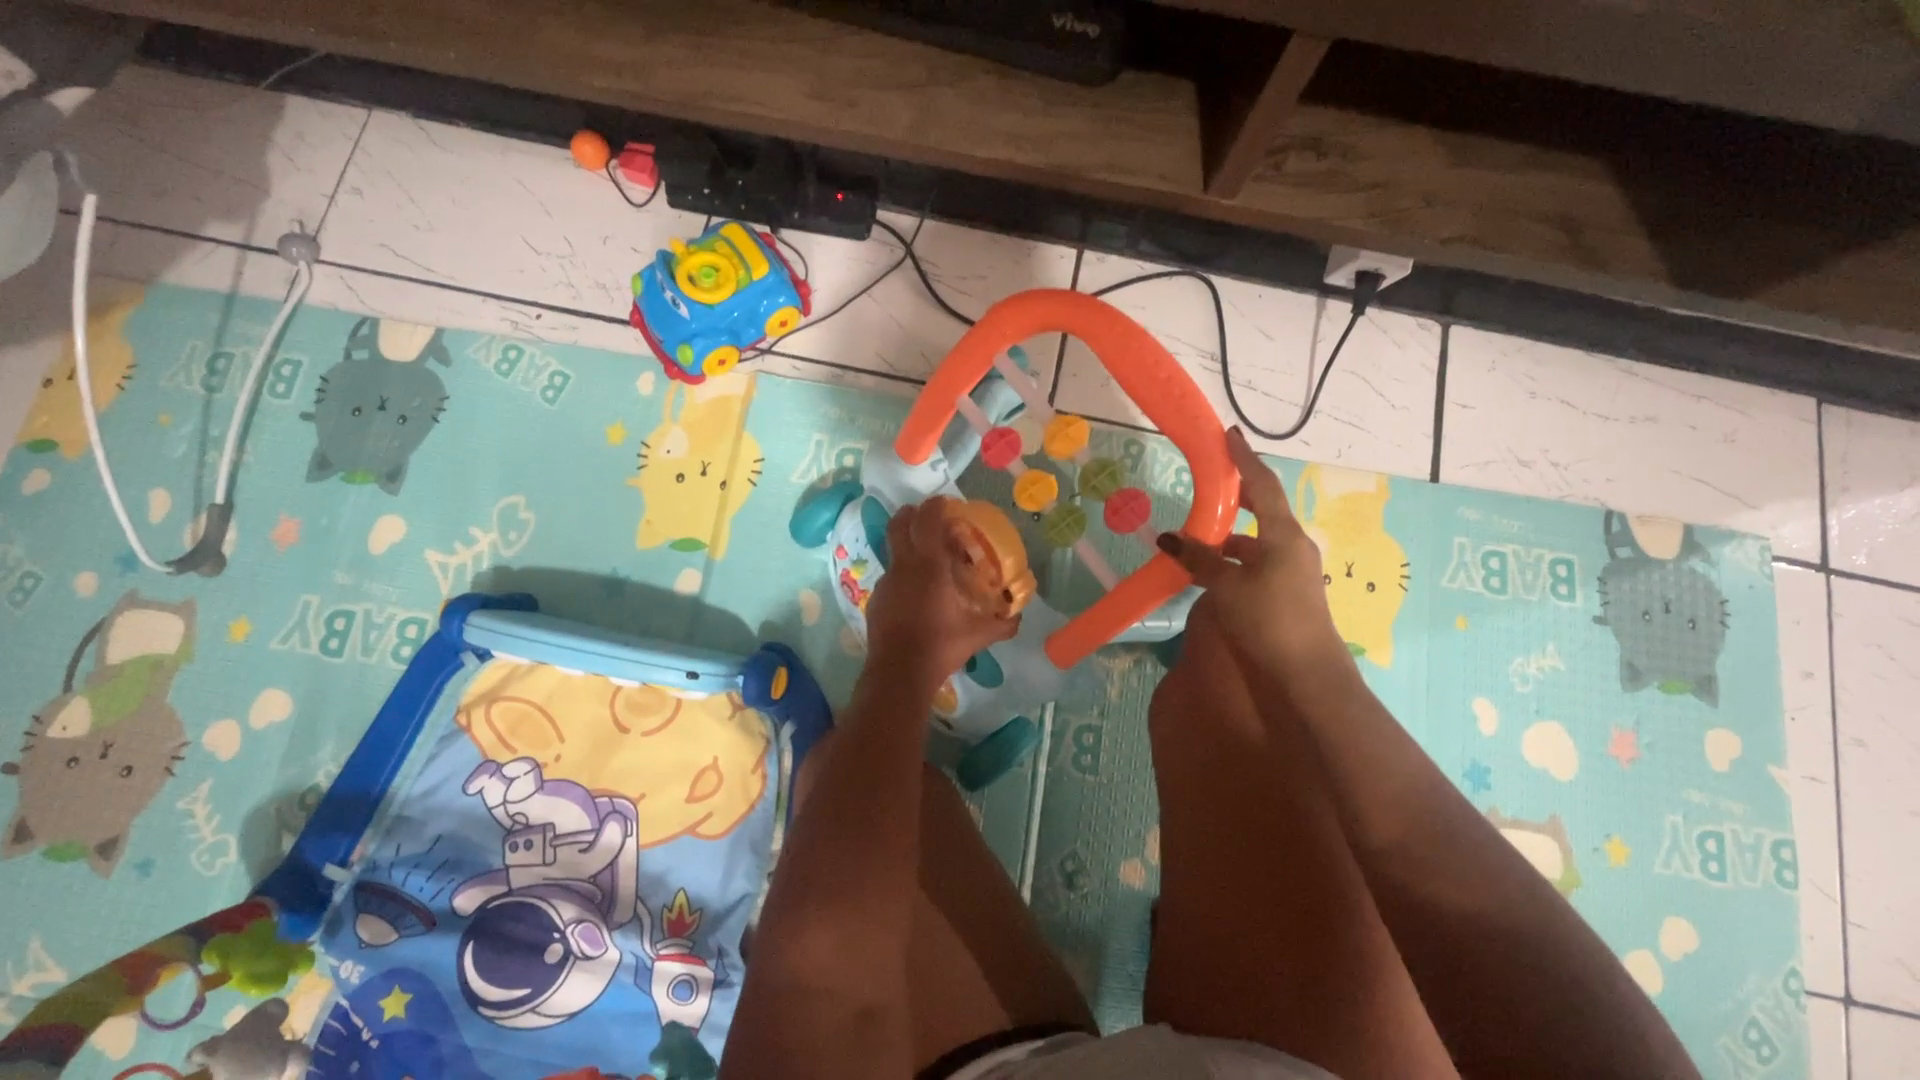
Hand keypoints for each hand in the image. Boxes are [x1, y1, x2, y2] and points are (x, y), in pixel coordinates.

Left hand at [864, 497, 1019, 685]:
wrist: (898, 673)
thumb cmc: (941, 646)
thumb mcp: (979, 635)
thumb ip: (1002, 623)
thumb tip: (1018, 617)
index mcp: (929, 565)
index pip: (927, 519)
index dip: (935, 506)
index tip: (946, 504)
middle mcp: (903, 567)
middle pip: (898, 525)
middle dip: (910, 514)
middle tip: (924, 517)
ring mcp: (885, 583)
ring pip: (894, 554)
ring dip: (908, 550)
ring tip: (927, 567)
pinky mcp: (875, 601)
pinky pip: (891, 581)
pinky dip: (903, 580)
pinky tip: (915, 600)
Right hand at [1156, 427, 1349, 679]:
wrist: (1306, 675)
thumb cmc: (1268, 621)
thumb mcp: (1227, 587)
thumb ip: (1199, 559)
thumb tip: (1168, 537)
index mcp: (1283, 535)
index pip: (1262, 484)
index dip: (1243, 459)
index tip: (1229, 435)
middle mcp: (1293, 546)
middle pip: (1265, 509)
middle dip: (1239, 495)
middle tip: (1213, 481)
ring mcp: (1293, 571)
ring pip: (1258, 541)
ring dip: (1232, 535)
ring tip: (1199, 535)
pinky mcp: (1288, 593)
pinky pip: (1258, 563)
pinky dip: (1235, 560)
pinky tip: (1213, 571)